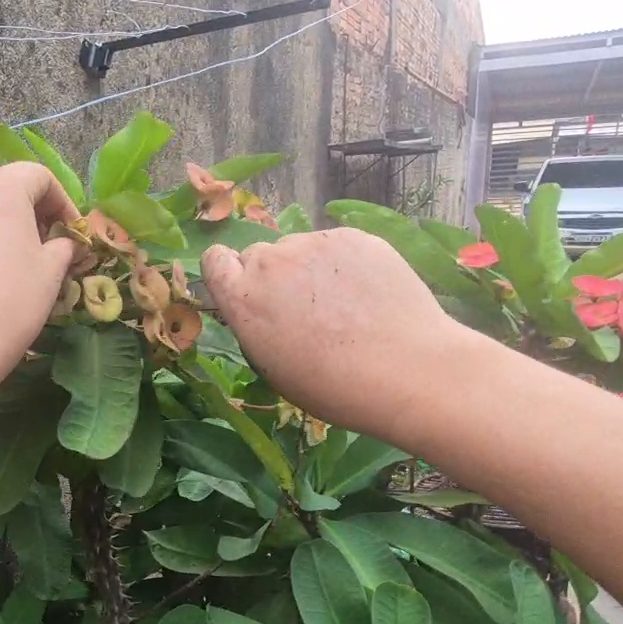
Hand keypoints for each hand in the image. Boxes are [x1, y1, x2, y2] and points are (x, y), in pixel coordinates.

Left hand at [0, 161, 80, 399]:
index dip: (64, 203)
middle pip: (7, 186)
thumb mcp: (50, 272)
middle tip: (52, 246)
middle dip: (34, 211)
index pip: (39, 176)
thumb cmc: (8, 303)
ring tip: (22, 259)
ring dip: (6, 224)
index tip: (75, 234)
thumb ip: (63, 245)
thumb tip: (66, 242)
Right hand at [202, 228, 475, 447]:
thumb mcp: (271, 365)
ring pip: (299, 248)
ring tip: (341, 303)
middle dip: (272, 276)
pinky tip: (365, 293)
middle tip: (301, 308)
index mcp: (243, 298)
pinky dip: (342, 263)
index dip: (230, 274)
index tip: (248, 294)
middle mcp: (271, 261)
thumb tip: (260, 306)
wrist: (408, 371)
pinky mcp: (354, 237)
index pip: (214, 260)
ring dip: (308, 268)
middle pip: (258, 255)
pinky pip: (335, 245)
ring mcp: (315, 244)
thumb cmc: (332, 386)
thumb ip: (253, 323)